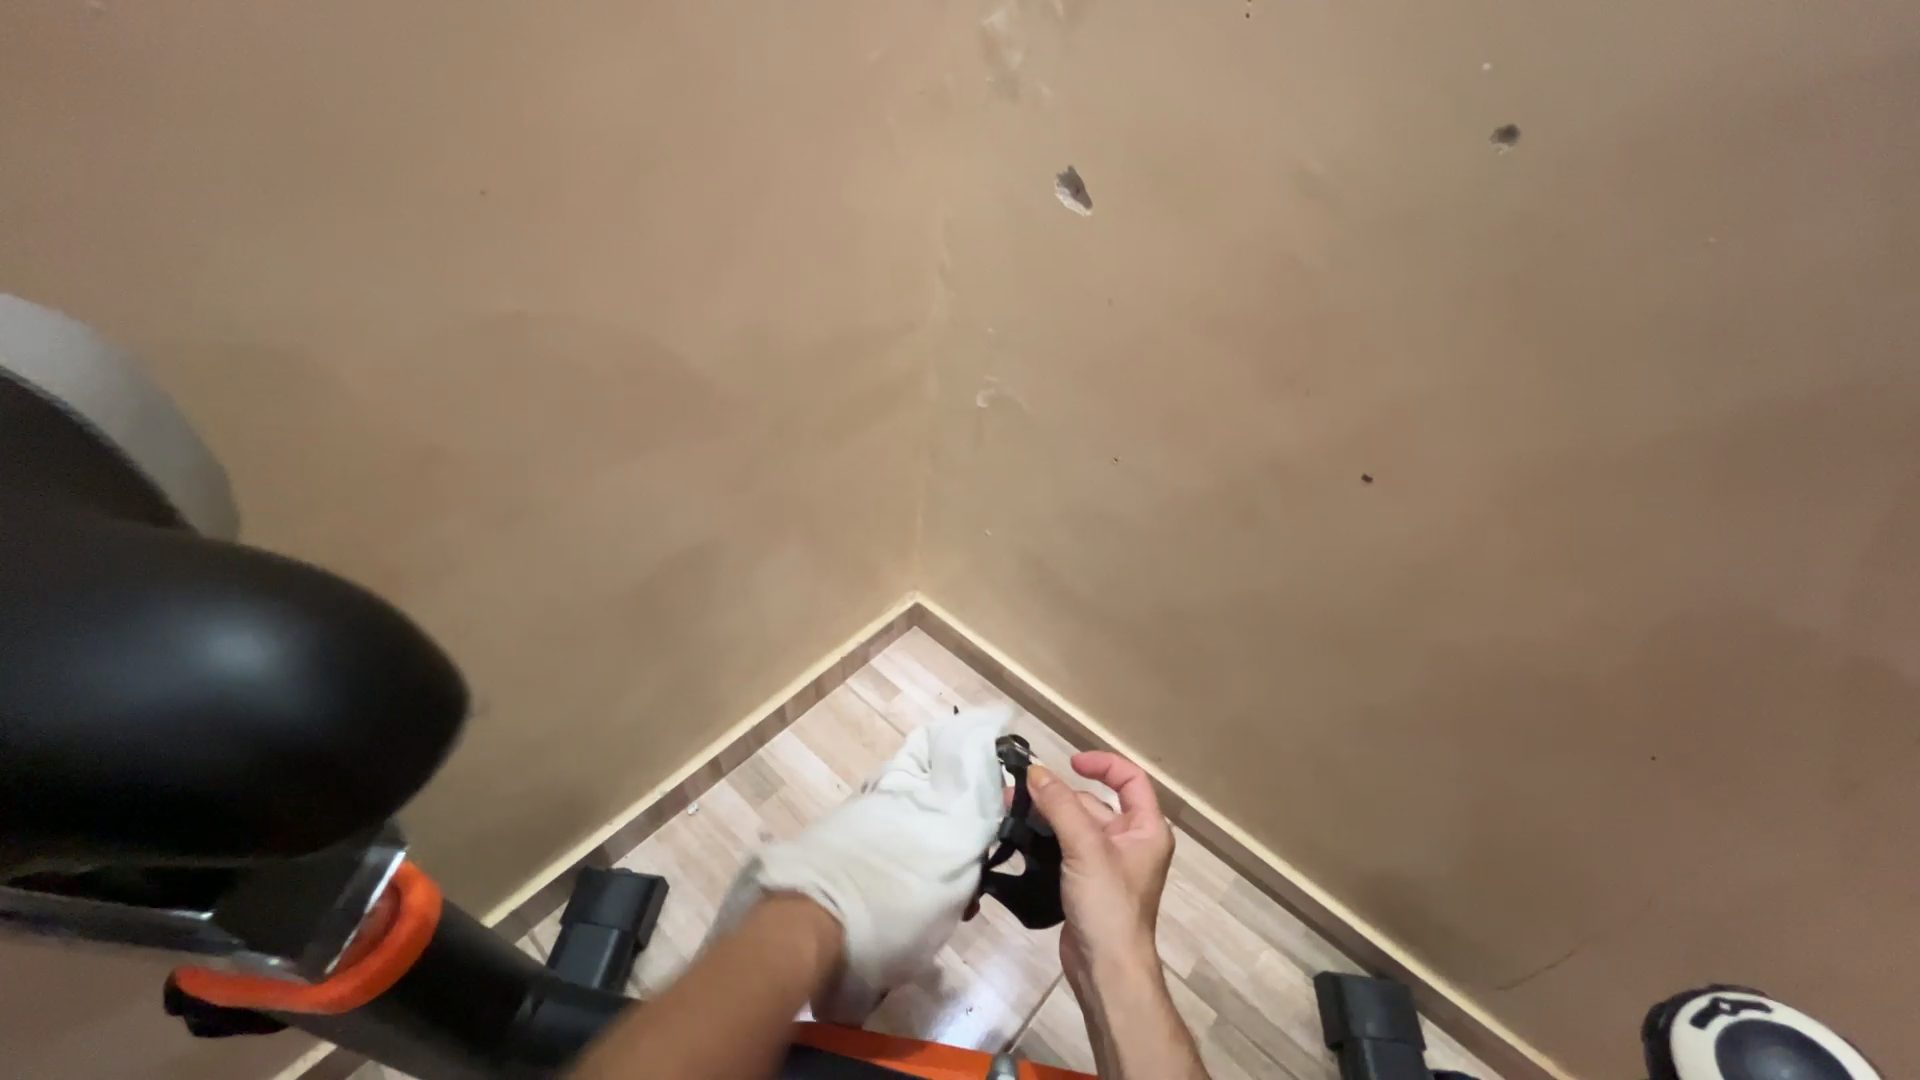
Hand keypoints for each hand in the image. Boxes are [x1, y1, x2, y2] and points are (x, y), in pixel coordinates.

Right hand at [1026, 751, 1174, 986]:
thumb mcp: (1085, 848)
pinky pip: (1064, 847)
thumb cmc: (1108, 905)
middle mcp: (1130, 841)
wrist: (1106, 970)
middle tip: (1014, 793)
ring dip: (1045, 816)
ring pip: (1074, 825)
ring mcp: (1106, 863)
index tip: (1070, 762)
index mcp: (1146, 828)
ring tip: (1008, 810)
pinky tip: (1017, 835)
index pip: (1130, 779)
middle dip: (1056, 795)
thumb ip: (1060, 805)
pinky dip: (1044, 838)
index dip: (1103, 765)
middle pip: (1093, 803)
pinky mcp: (1085, 882)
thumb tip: (1035, 771)